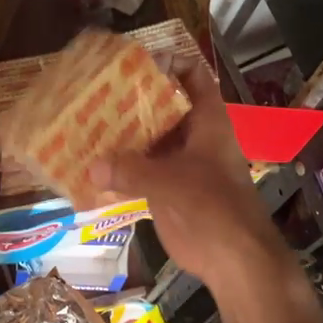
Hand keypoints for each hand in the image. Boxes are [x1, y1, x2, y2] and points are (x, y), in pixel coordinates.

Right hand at [90, 64, 287, 287]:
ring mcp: (183, 167)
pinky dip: (122, 171)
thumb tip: (91, 165)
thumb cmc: (212, 208)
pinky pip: (143, 174)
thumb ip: (130, 171)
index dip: (170, 63)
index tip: (136, 62)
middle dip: (134, 103)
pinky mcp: (171, 193)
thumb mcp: (169, 183)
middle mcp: (196, 139)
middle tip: (97, 95)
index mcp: (208, 123)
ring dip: (125, 138)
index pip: (194, 78)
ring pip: (152, 143)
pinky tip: (93, 168)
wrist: (235, 260)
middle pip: (165, 110)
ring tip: (88, 125)